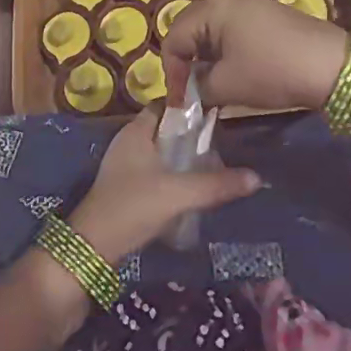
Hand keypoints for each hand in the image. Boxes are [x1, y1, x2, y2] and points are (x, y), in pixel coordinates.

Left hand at [67, 110, 260, 261]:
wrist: (95, 245)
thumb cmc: (132, 206)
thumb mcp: (178, 193)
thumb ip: (216, 183)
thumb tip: (256, 177)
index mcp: (135, 132)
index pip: (164, 105)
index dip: (188, 105)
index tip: (217, 111)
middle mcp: (128, 143)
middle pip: (165, 129)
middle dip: (192, 135)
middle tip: (223, 140)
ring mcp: (125, 166)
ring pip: (162, 153)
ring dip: (184, 158)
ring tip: (216, 163)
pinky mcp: (127, 188)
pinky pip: (157, 172)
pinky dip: (174, 175)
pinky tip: (194, 187)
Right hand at [162, 0, 350, 111]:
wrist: (333, 67)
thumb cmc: (271, 72)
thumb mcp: (226, 86)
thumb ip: (197, 89)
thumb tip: (188, 94)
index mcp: (212, 9)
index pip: (174, 39)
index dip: (171, 73)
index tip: (180, 102)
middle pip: (189, 29)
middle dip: (185, 62)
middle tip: (189, 92)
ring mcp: (249, 3)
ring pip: (210, 30)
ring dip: (204, 58)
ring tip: (208, 85)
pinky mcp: (265, 13)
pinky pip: (230, 29)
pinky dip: (222, 51)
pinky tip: (230, 71)